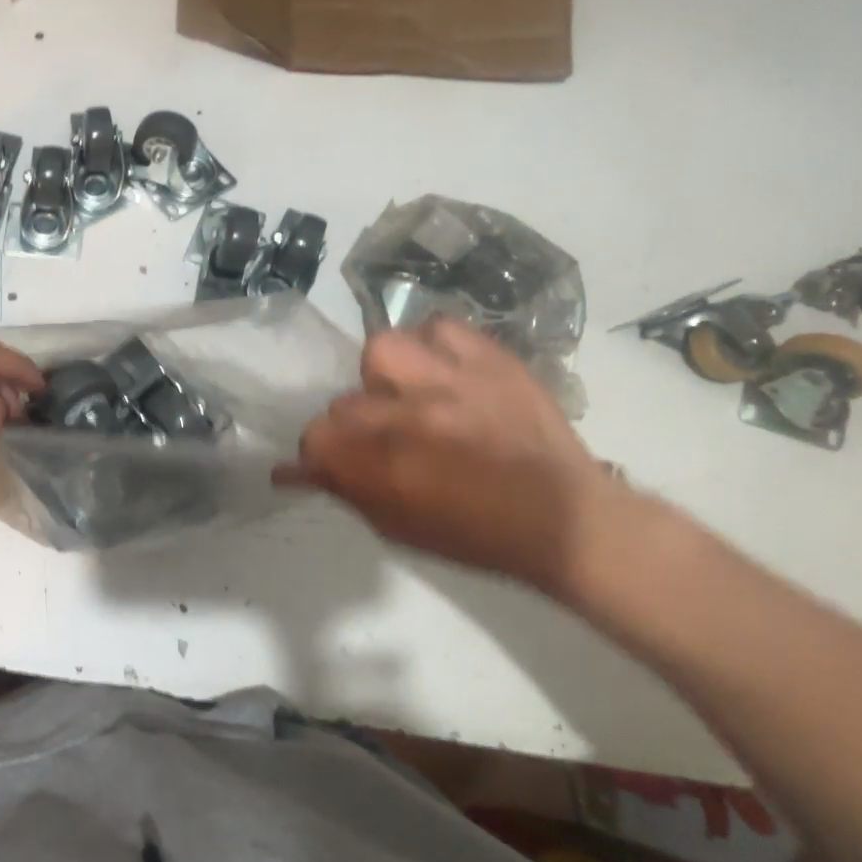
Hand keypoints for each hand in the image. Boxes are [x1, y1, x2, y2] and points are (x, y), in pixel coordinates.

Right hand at [277, 318, 626, 596]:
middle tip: (381, 438)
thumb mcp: (394, 526)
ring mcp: (449, 380)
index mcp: (381, 463)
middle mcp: (406, 414)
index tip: (335, 464)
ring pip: (383, 350)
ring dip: (385, 374)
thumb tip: (294, 470)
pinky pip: (441, 327)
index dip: (321, 454)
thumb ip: (343, 488)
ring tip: (406, 392)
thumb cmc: (472, 534)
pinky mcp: (490, 360)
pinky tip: (441, 371)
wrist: (567, 522)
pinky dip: (434, 345)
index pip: (314, 437)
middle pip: (344, 401)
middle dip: (355, 424)